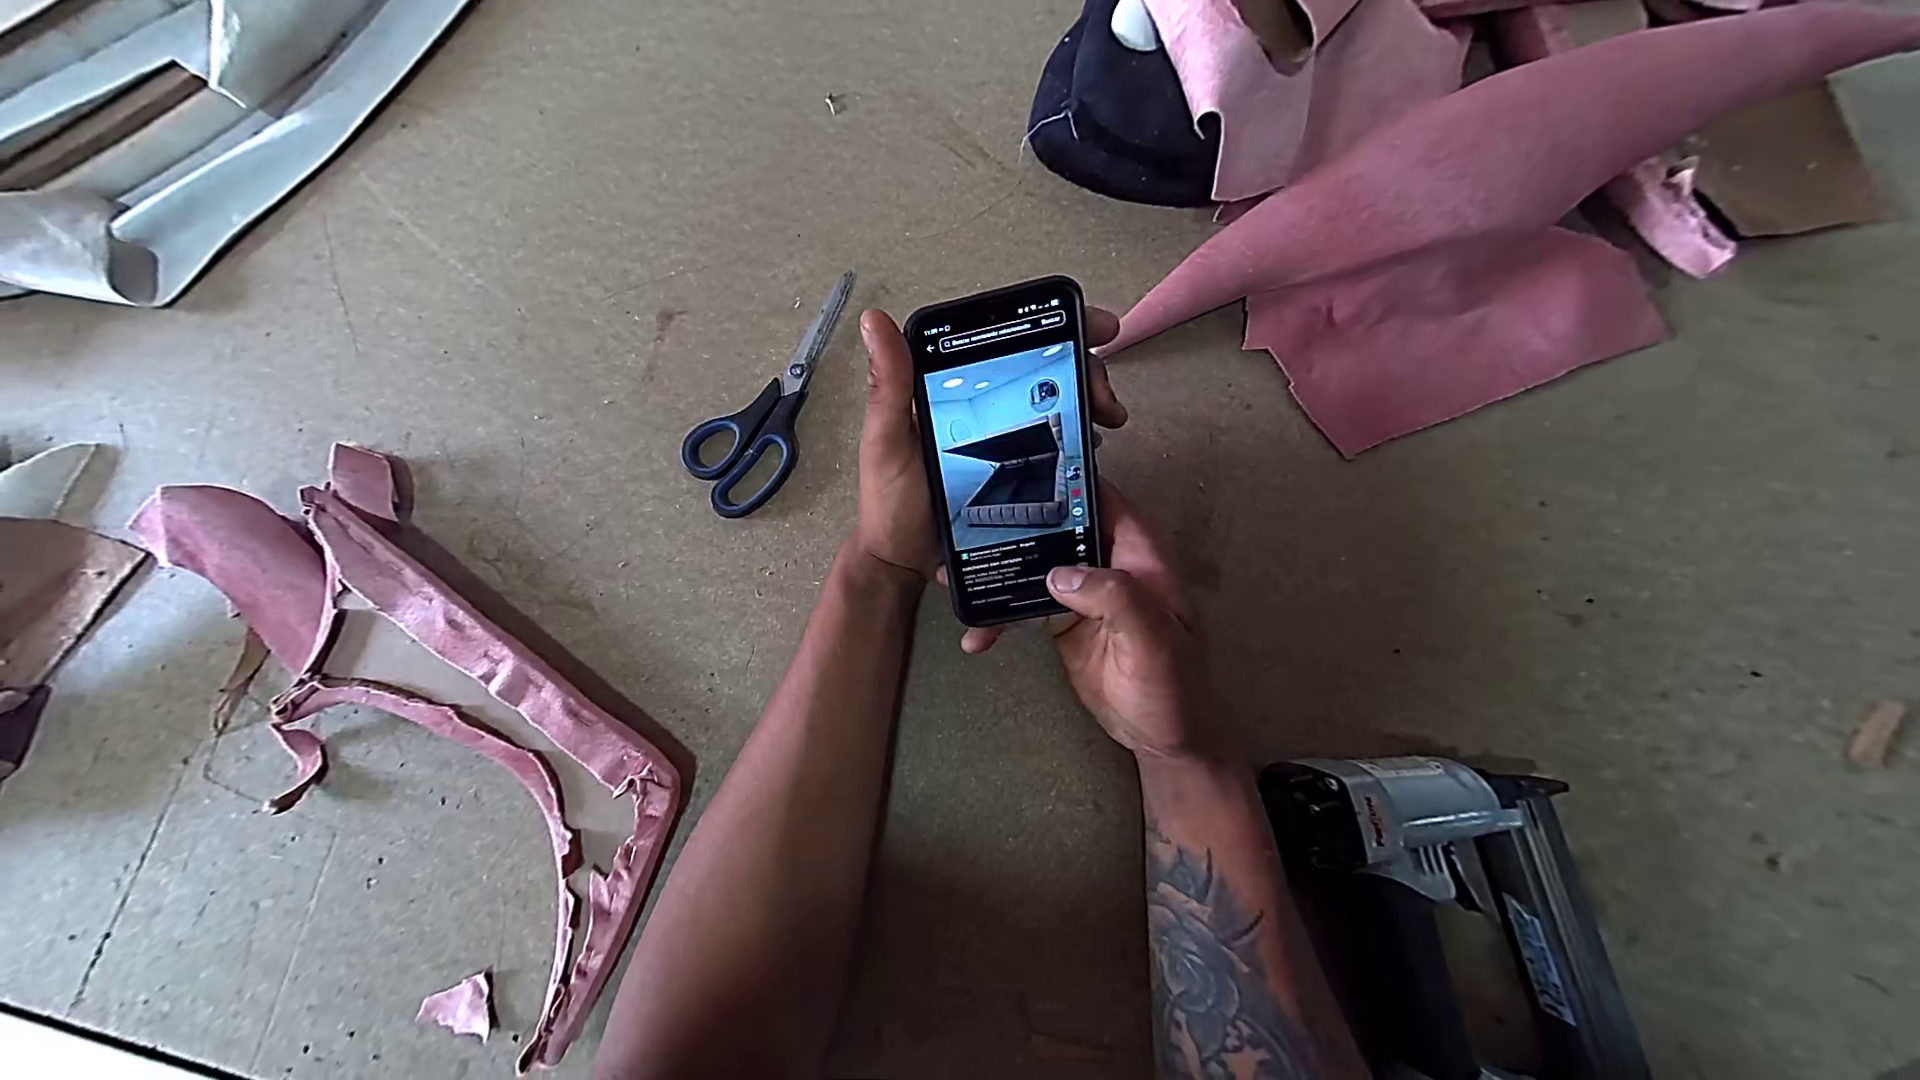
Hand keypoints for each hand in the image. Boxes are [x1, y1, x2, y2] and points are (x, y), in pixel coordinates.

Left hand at [853, 307, 1128, 579]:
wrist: (907, 559)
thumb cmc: (891, 503)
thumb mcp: (888, 442)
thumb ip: (888, 387)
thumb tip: (877, 323)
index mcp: (947, 389)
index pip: (1003, 343)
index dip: (1052, 328)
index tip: (1092, 327)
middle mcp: (977, 406)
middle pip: (1040, 368)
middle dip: (1083, 369)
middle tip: (1102, 394)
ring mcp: (996, 436)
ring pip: (1051, 401)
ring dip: (1085, 398)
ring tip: (1104, 414)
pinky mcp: (1010, 466)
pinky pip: (1048, 439)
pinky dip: (1073, 433)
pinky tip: (1087, 440)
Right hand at [967, 482, 1216, 760]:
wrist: (1162, 737)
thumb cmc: (1174, 687)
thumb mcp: (1153, 640)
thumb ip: (1115, 598)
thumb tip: (1058, 573)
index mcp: (1138, 554)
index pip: (1100, 498)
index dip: (1065, 478)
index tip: (1020, 470)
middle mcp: (1107, 564)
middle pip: (1057, 527)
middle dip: (1015, 526)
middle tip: (967, 524)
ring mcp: (1082, 592)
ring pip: (1035, 565)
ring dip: (998, 571)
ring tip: (954, 576)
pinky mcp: (1062, 620)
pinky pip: (1024, 607)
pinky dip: (999, 616)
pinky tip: (977, 634)